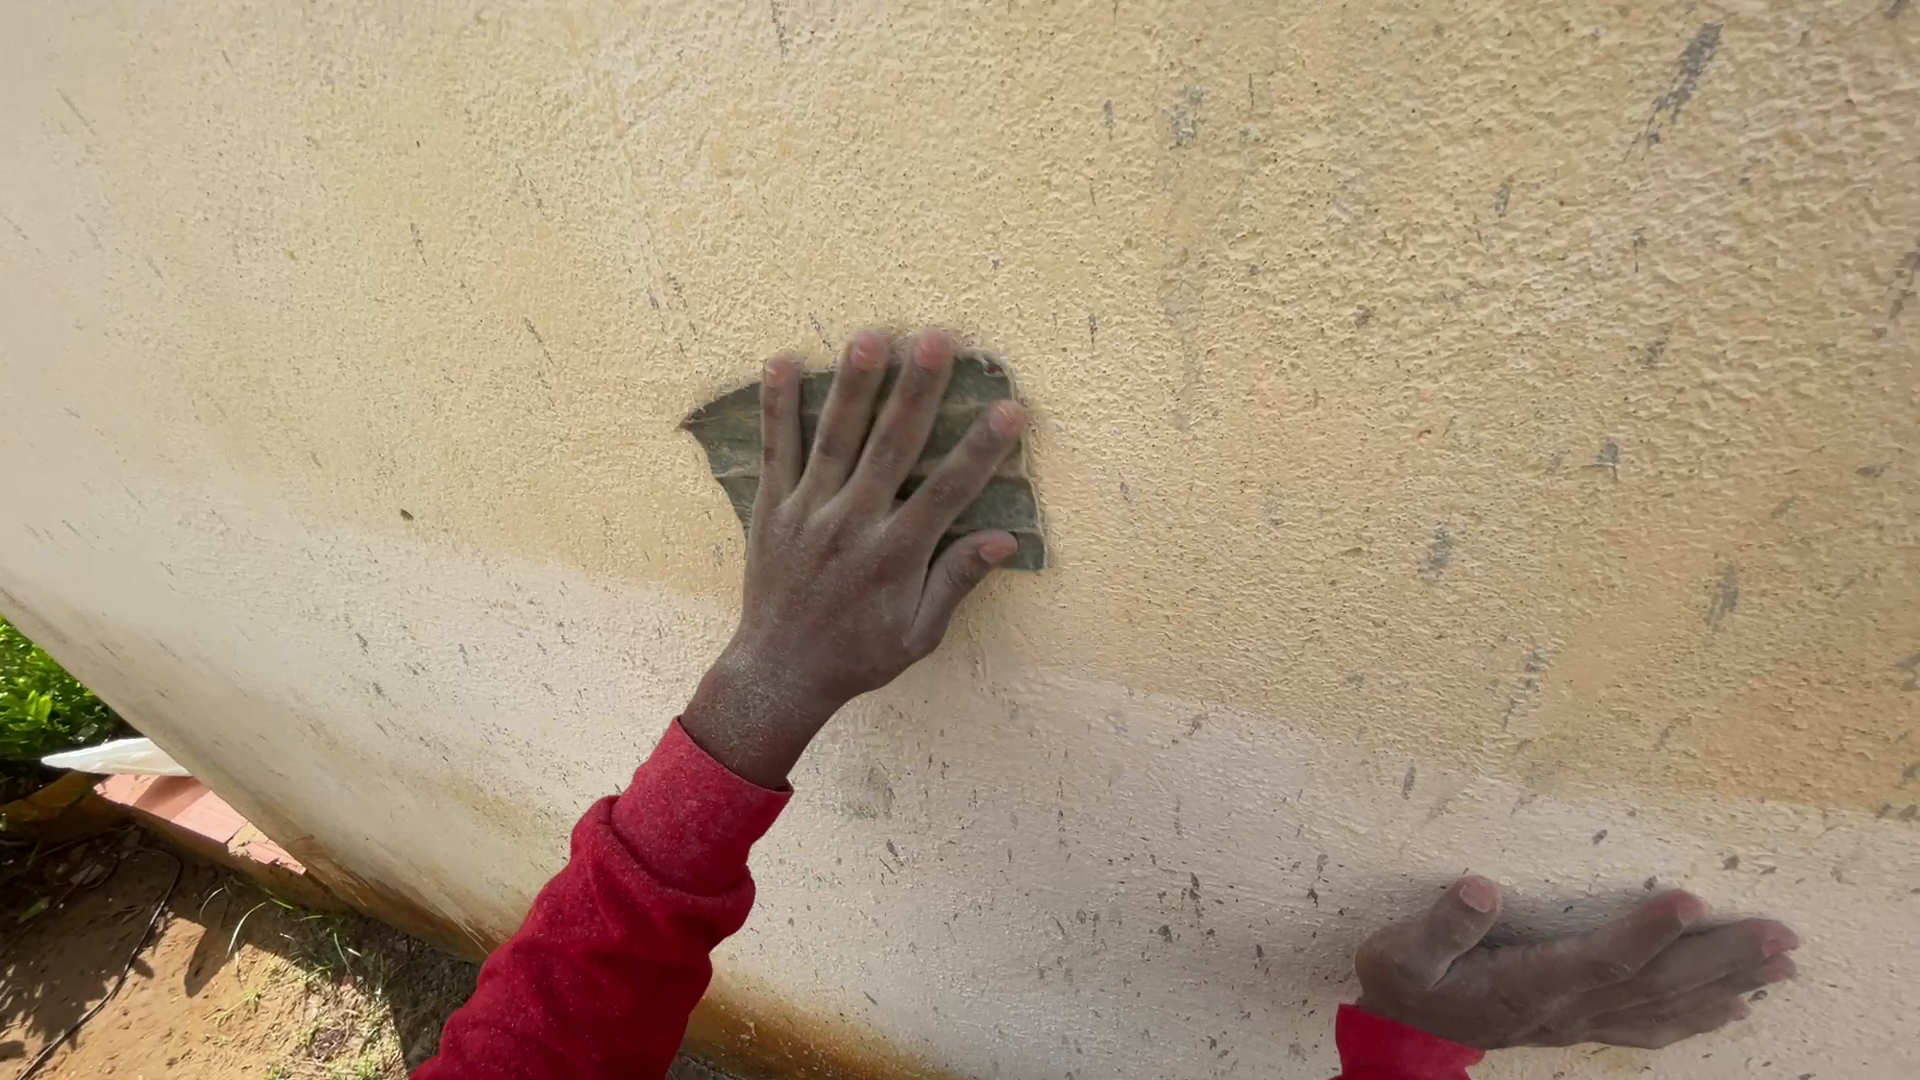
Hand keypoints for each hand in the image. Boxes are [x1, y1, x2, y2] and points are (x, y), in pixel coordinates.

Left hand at [680, 328, 1027, 787]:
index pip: (948, 492)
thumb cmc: (857, 657)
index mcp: (894, 556)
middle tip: (938, 339)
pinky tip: (779, 361)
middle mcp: (852, 525)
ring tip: (871, 336)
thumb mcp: (918, 635)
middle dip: (917, 392)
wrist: (779, 674)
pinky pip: (775, 451)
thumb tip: (1003, 539)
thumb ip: (956, 583)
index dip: (982, 449)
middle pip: (891, 448)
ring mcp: (807, 513)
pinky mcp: (771, 510)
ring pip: (835, 439)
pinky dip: (777, 408)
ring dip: (854, 386)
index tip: (1011, 409)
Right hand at [1353, 877, 1798, 1050]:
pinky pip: (1650, 1028)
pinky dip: (1697, 1018)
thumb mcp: (1405, 952)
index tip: (1690, 901)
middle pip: (1655, 987)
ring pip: (1664, 1008)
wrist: (1401, 1029)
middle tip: (1780, 936)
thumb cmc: (1401, 982)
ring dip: (1725, 987)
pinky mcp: (1574, 1026)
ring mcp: (1575, 1023)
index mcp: (1527, 986)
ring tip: (1778, 965)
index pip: (1602, 960)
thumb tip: (1482, 887)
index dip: (1648, 932)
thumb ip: (1443, 925)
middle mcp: (1566, 1010)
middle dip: (1719, 961)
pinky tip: (1729, 1007)